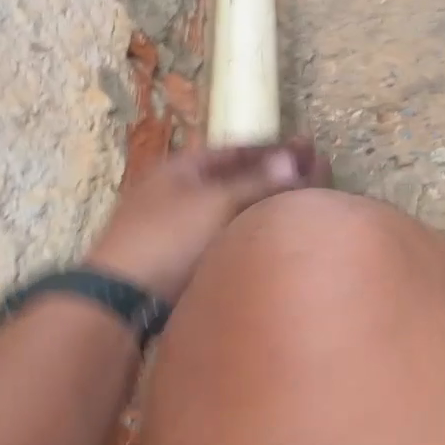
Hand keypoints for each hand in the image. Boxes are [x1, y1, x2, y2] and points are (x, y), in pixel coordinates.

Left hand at [84, 138, 328, 300]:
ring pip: (241, 202)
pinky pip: (236, 227)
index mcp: (182, 169)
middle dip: (280, 173)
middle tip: (318, 172)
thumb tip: (295, 160)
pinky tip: (285, 227)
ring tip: (310, 199)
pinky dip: (261, 222)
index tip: (309, 149)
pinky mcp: (196, 249)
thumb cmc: (169, 236)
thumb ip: (259, 181)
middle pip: (241, 175)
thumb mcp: (217, 202)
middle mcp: (186, 190)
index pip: (238, 149)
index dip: (274, 148)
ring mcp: (189, 221)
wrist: (125, 295)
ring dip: (274, 199)